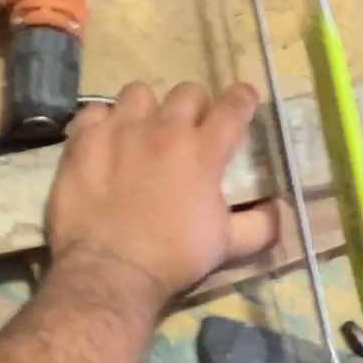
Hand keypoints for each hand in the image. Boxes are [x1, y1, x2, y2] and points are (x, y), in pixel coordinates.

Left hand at [46, 81, 280, 307]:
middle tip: (187, 131)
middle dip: (194, 107)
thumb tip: (278, 211)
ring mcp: (120, 130)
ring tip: (140, 133)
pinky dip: (102, 125)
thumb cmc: (173, 260)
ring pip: (138, 93)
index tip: (242, 102)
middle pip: (187, 92)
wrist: (111, 271)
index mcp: (203, 151)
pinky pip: (95, 113)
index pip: (233, 105)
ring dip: (146, 110)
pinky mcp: (84, 140)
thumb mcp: (226, 247)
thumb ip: (258, 225)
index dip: (242, 99)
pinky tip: (103, 146)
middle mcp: (164, 129)